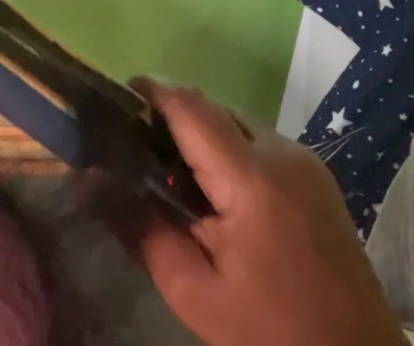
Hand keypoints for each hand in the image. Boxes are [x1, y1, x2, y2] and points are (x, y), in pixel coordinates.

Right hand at [132, 81, 404, 345]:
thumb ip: (143, 229)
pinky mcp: (317, 178)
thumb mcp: (194, 292)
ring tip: (167, 171)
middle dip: (171, 117)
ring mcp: (307, 164)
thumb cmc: (271, 333)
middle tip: (133, 146)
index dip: (150, 92)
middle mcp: (284, 155)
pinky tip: (210, 190)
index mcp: (253, 180)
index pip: (191, 107)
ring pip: (237, 122)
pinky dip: (228, 150)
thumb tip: (95, 182)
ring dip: (200, 133)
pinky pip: (259, 143)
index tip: (113, 99)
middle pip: (214, 109)